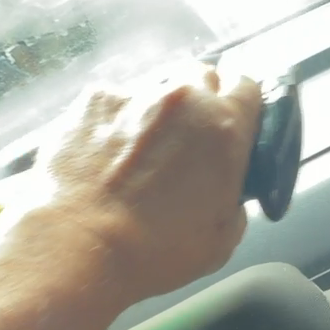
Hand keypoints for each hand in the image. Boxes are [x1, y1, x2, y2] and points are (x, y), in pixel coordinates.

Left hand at [32, 65, 262, 302]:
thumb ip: (234, 201)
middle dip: (201, 106)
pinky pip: (114, 105)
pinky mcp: (91, 101)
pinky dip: (115, 126)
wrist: (81, 246)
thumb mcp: (222, 241)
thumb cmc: (156, 251)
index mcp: (224, 129)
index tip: (233, 129)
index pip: (248, 87)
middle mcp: (183, 98)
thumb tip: (226, 193)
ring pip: (157, 90)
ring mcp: (133, 94)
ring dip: (157, 116)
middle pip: (202, 78)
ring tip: (140, 161)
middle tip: (189, 148)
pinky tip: (105, 162)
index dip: (241, 109)